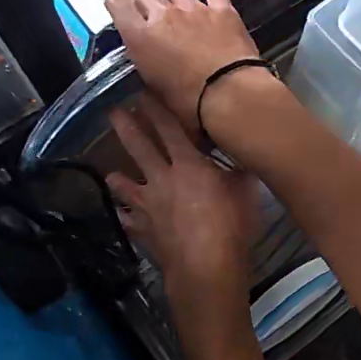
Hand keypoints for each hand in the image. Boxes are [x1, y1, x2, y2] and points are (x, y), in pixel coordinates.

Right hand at [105, 0, 263, 129]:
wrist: (231, 94)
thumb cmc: (190, 102)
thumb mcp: (156, 88)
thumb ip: (147, 64)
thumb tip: (147, 58)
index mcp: (141, 36)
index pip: (117, 1)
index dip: (118, 3)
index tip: (122, 10)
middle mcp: (164, 15)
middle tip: (150, 14)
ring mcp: (195, 9)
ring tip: (178, 6)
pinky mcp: (223, 10)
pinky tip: (210, 0)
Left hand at [107, 95, 260, 302]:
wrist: (205, 267)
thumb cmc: (230, 225)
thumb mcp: (246, 192)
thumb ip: (240, 172)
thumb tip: (243, 157)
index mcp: (188, 164)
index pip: (169, 128)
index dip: (156, 109)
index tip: (144, 92)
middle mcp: (162, 178)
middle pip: (139, 146)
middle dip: (126, 126)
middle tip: (114, 112)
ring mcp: (147, 205)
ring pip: (125, 184)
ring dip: (118, 177)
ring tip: (114, 174)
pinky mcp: (142, 230)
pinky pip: (127, 220)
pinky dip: (125, 217)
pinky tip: (123, 216)